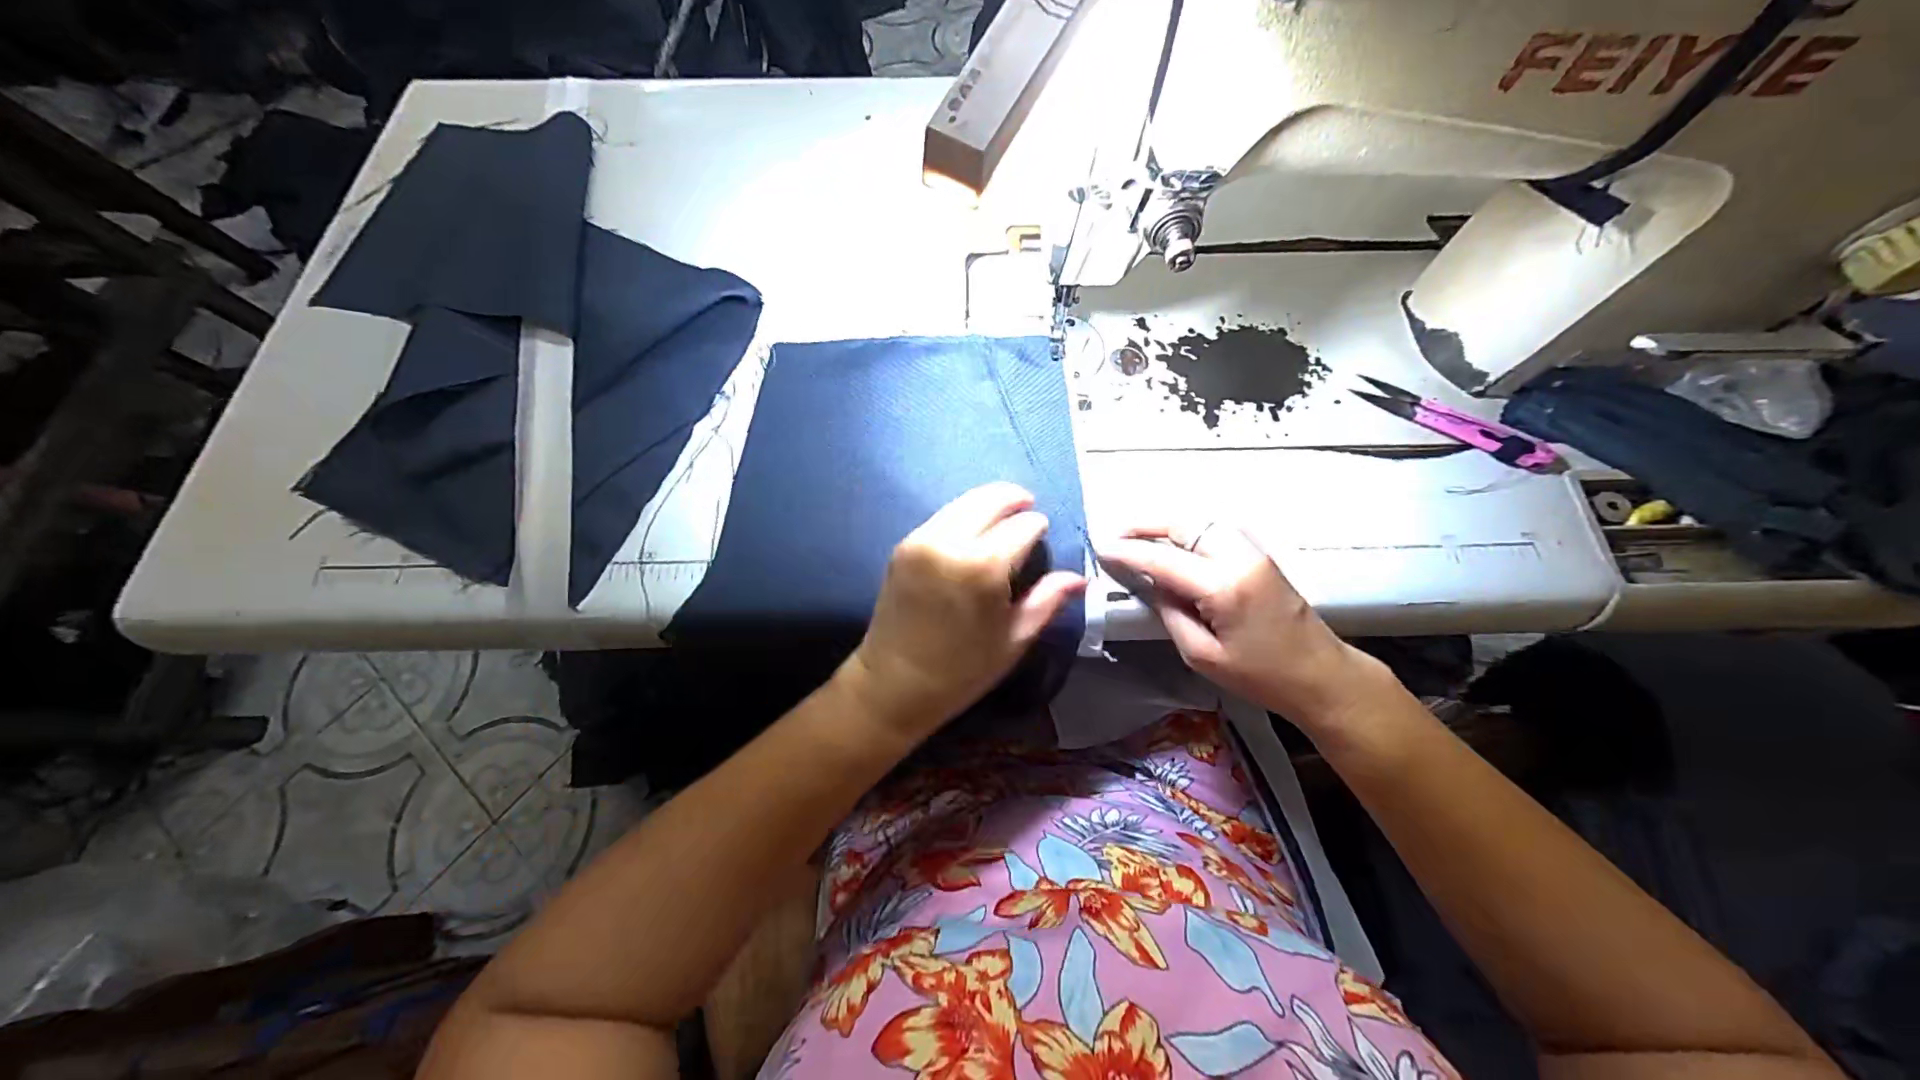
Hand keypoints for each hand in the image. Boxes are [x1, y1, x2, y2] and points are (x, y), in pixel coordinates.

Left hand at [841, 483, 1086, 743]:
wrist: (894, 685)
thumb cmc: (962, 670)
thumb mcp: (1014, 638)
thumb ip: (1048, 600)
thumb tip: (1080, 578)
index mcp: (983, 566)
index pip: (1023, 526)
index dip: (1038, 527)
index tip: (1044, 534)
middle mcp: (950, 542)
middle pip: (990, 499)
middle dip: (1014, 499)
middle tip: (1028, 506)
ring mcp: (921, 540)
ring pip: (963, 502)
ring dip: (987, 501)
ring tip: (1004, 512)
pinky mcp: (903, 546)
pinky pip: (941, 517)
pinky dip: (962, 514)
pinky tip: (973, 528)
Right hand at [1098, 523, 1392, 731]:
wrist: (1322, 676)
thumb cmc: (1262, 676)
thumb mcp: (1203, 655)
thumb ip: (1170, 614)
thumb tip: (1150, 585)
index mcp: (1225, 586)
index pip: (1164, 560)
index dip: (1128, 553)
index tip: (1102, 548)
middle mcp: (1241, 559)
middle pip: (1186, 526)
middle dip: (1148, 527)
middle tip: (1118, 536)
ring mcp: (1256, 554)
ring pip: (1204, 524)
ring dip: (1171, 528)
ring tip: (1143, 541)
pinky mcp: (1263, 558)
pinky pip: (1220, 533)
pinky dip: (1193, 533)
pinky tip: (1178, 547)